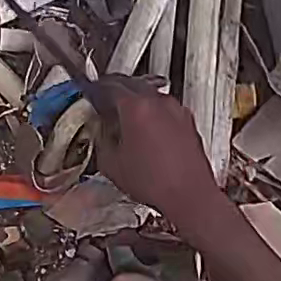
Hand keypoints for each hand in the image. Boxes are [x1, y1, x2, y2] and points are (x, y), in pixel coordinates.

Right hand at [93, 75, 226, 218]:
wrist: (190, 196)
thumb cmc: (155, 181)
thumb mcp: (111, 163)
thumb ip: (101, 140)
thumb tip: (101, 132)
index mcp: (136, 108)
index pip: (110, 86)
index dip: (96, 89)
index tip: (90, 92)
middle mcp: (159, 103)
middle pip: (132, 84)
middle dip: (115, 89)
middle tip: (104, 97)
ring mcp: (176, 111)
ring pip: (150, 95)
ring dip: (135, 100)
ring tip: (123, 115)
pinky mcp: (187, 122)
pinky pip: (164, 109)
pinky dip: (151, 112)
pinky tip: (144, 129)